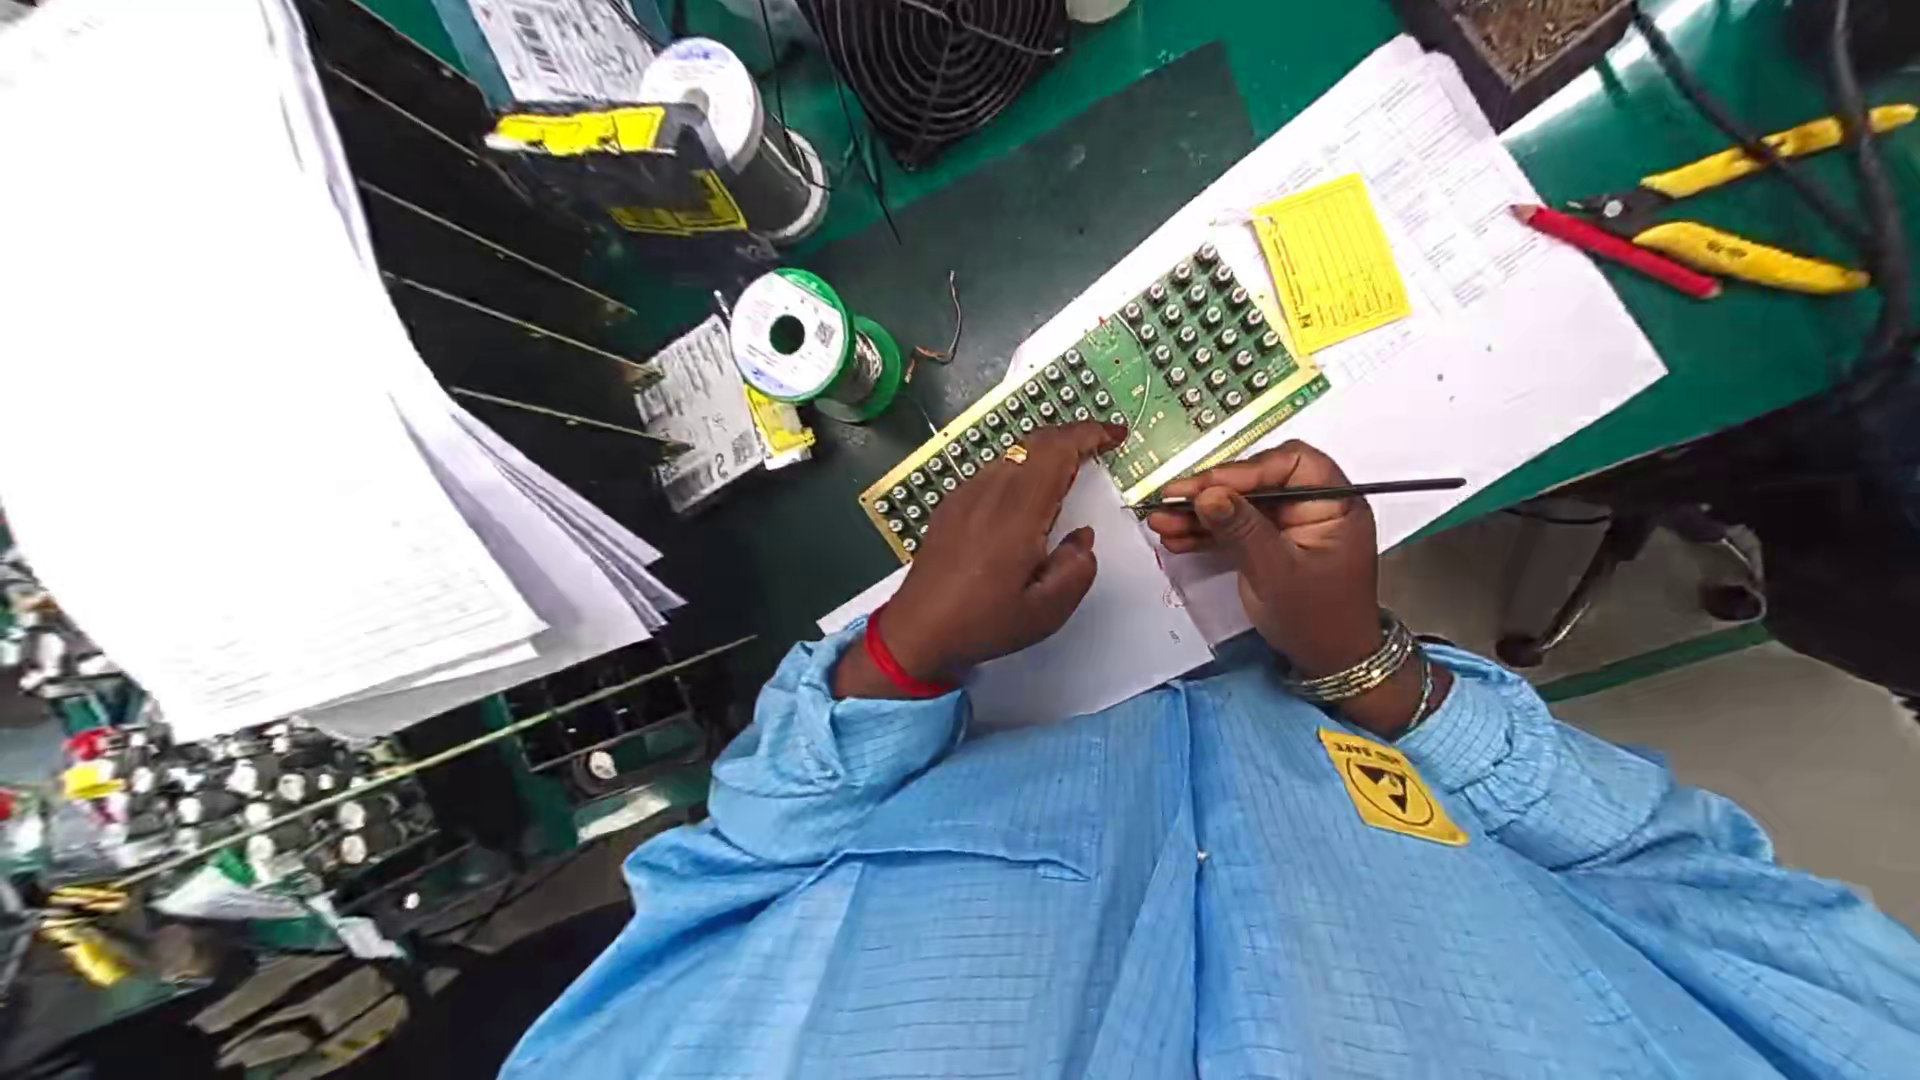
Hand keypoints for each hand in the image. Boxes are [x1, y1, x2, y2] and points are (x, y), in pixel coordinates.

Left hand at [836, 421, 1126, 698]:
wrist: (917, 631)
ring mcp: (964, 496)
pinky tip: (1022, 506)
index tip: (1114, 434)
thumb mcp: (1047, 611)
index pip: (1056, 449)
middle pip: (1033, 444)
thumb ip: (1077, 568)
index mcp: (1017, 512)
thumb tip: (1081, 537)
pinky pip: (991, 474)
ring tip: (1063, 485)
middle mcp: (988, 492)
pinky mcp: (950, 506)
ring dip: (1043, 458)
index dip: (1089, 433)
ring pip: (1011, 457)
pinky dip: (1018, 474)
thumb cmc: (982, 623)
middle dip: (1071, 439)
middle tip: (1097, 453)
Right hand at [1146, 441, 1380, 674]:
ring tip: (1161, 520)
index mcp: (1334, 504)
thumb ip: (1241, 529)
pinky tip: (1175, 536)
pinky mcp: (1265, 540)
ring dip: (1198, 512)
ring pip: (1237, 503)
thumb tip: (1207, 494)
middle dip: (1211, 490)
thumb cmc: (1317, 617)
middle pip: (1256, 480)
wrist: (1328, 661)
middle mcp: (1310, 505)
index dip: (1245, 469)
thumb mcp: (1276, 571)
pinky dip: (1203, 531)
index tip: (1206, 487)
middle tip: (1173, 498)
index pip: (1291, 463)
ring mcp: (1285, 523)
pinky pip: (1231, 526)